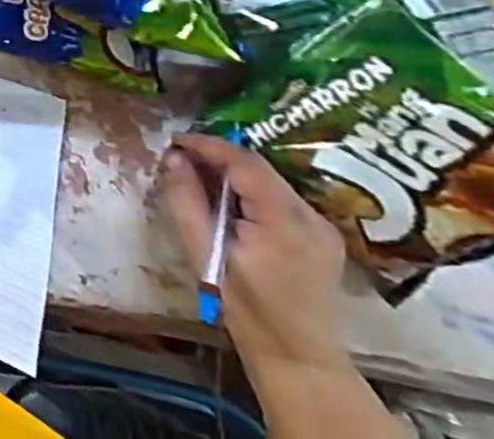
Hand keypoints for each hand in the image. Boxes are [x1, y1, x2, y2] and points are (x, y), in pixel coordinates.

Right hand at [158, 133, 350, 372]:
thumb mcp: (203, 250)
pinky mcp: (320, 236)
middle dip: (218, 156)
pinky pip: (278, 197)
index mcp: (285, 222)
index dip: (208, 145)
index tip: (174, 139)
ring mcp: (321, 227)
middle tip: (178, 156)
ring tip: (195, 174)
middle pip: (260, 169)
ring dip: (232, 172)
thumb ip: (186, 199)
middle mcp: (312, 218)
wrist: (296, 355)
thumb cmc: (243, 305)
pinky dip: (247, 189)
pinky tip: (225, 200)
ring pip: (269, 180)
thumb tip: (172, 157)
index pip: (246, 164)